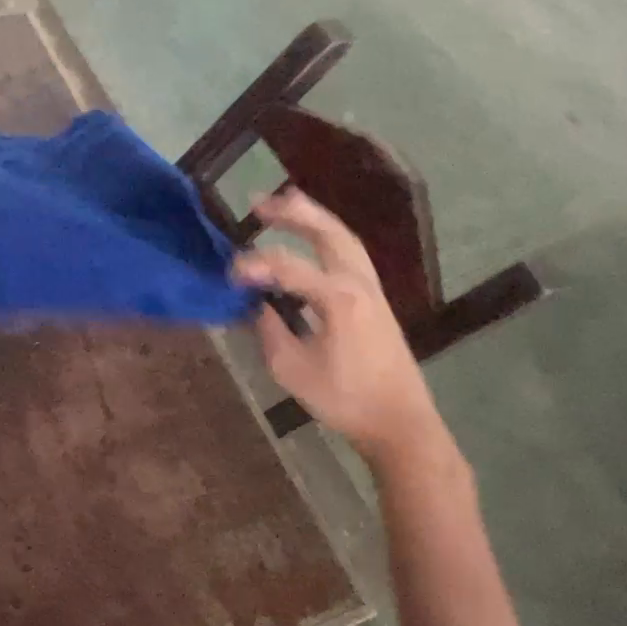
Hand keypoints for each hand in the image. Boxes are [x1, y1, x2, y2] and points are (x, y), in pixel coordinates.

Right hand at [234, 190, 446, 465]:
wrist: (399, 422)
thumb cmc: (343, 398)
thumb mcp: (291, 368)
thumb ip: (269, 329)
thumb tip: (254, 304)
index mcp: (338, 299)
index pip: (287, 267)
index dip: (253, 265)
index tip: (227, 274)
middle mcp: (358, 284)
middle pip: (328, 234)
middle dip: (293, 214)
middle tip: (258, 203)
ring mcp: (372, 290)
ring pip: (344, 239)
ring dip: (314, 219)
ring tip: (287, 203)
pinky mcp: (375, 301)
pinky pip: (351, 254)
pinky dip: (328, 236)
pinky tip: (312, 238)